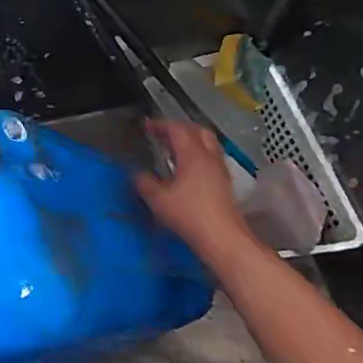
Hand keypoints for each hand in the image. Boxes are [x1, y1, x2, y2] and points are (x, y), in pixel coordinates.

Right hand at [133, 119, 257, 254]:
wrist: (222, 237)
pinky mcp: (224, 182)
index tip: (147, 126)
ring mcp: (220, 169)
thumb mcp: (158, 200)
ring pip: (208, 143)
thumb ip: (144, 184)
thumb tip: (138, 175)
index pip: (178, 129)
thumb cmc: (188, 214)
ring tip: (174, 149)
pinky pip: (210, 157)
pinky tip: (186, 168)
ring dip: (191, 140)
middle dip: (179, 128)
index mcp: (193, 155)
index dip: (161, 125)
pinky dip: (197, 154)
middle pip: (198, 131)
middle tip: (162, 134)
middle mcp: (209, 157)